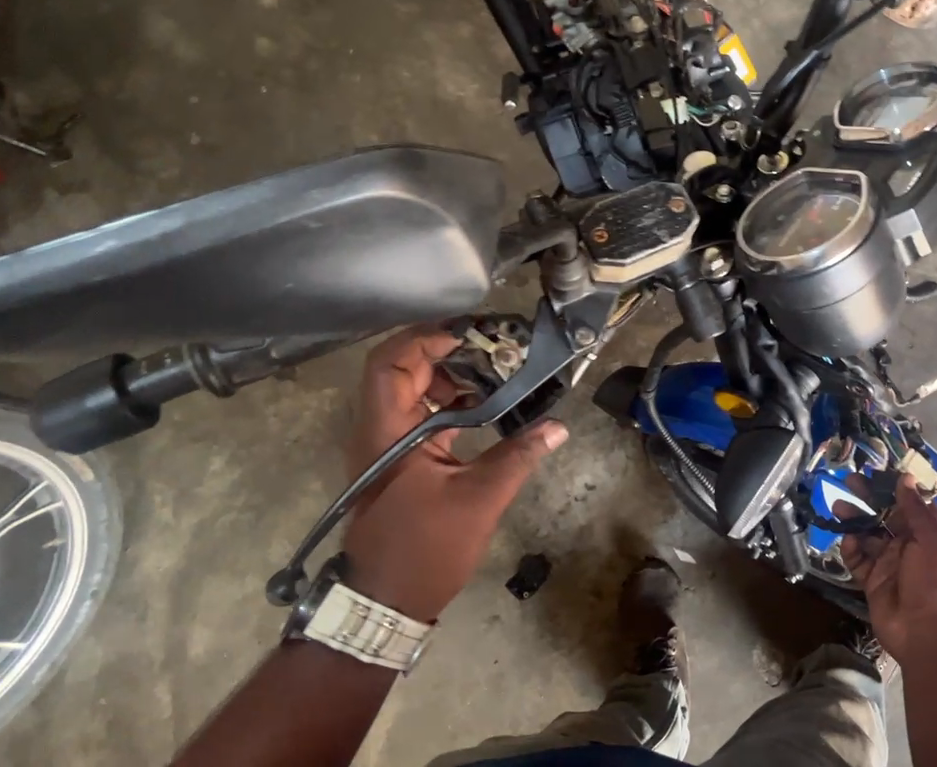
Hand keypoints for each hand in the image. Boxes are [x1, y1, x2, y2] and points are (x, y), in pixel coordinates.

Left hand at [340, 327, 568, 621]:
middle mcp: (379, 430)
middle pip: (403, 369)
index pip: (391, 363)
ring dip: (451, 375)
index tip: (473, 333)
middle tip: (495, 347)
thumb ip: (518, 455)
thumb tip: (558, 427)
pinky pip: (422, 413)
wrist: (385, 603)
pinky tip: (487, 405)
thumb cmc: (424, 550)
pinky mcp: (399, 461)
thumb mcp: (478, 499)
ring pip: (413, 390)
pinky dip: (451, 401)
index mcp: (387, 431)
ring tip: (497, 371)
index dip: (426, 338)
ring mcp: (386, 446)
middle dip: (448, 351)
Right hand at [840, 475, 936, 666]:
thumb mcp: (933, 542)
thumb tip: (906, 477)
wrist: (926, 637)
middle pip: (886, 515)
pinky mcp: (873, 581)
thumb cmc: (936, 584)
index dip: (896, 486)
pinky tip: (847, 542)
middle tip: (849, 481)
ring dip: (855, 520)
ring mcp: (890, 564)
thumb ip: (916, 510)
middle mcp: (909, 546)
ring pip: (869, 534)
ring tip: (837, 507)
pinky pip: (859, 560)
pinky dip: (851, 549)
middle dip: (869, 498)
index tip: (877, 469)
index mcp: (929, 535)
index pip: (912, 503)